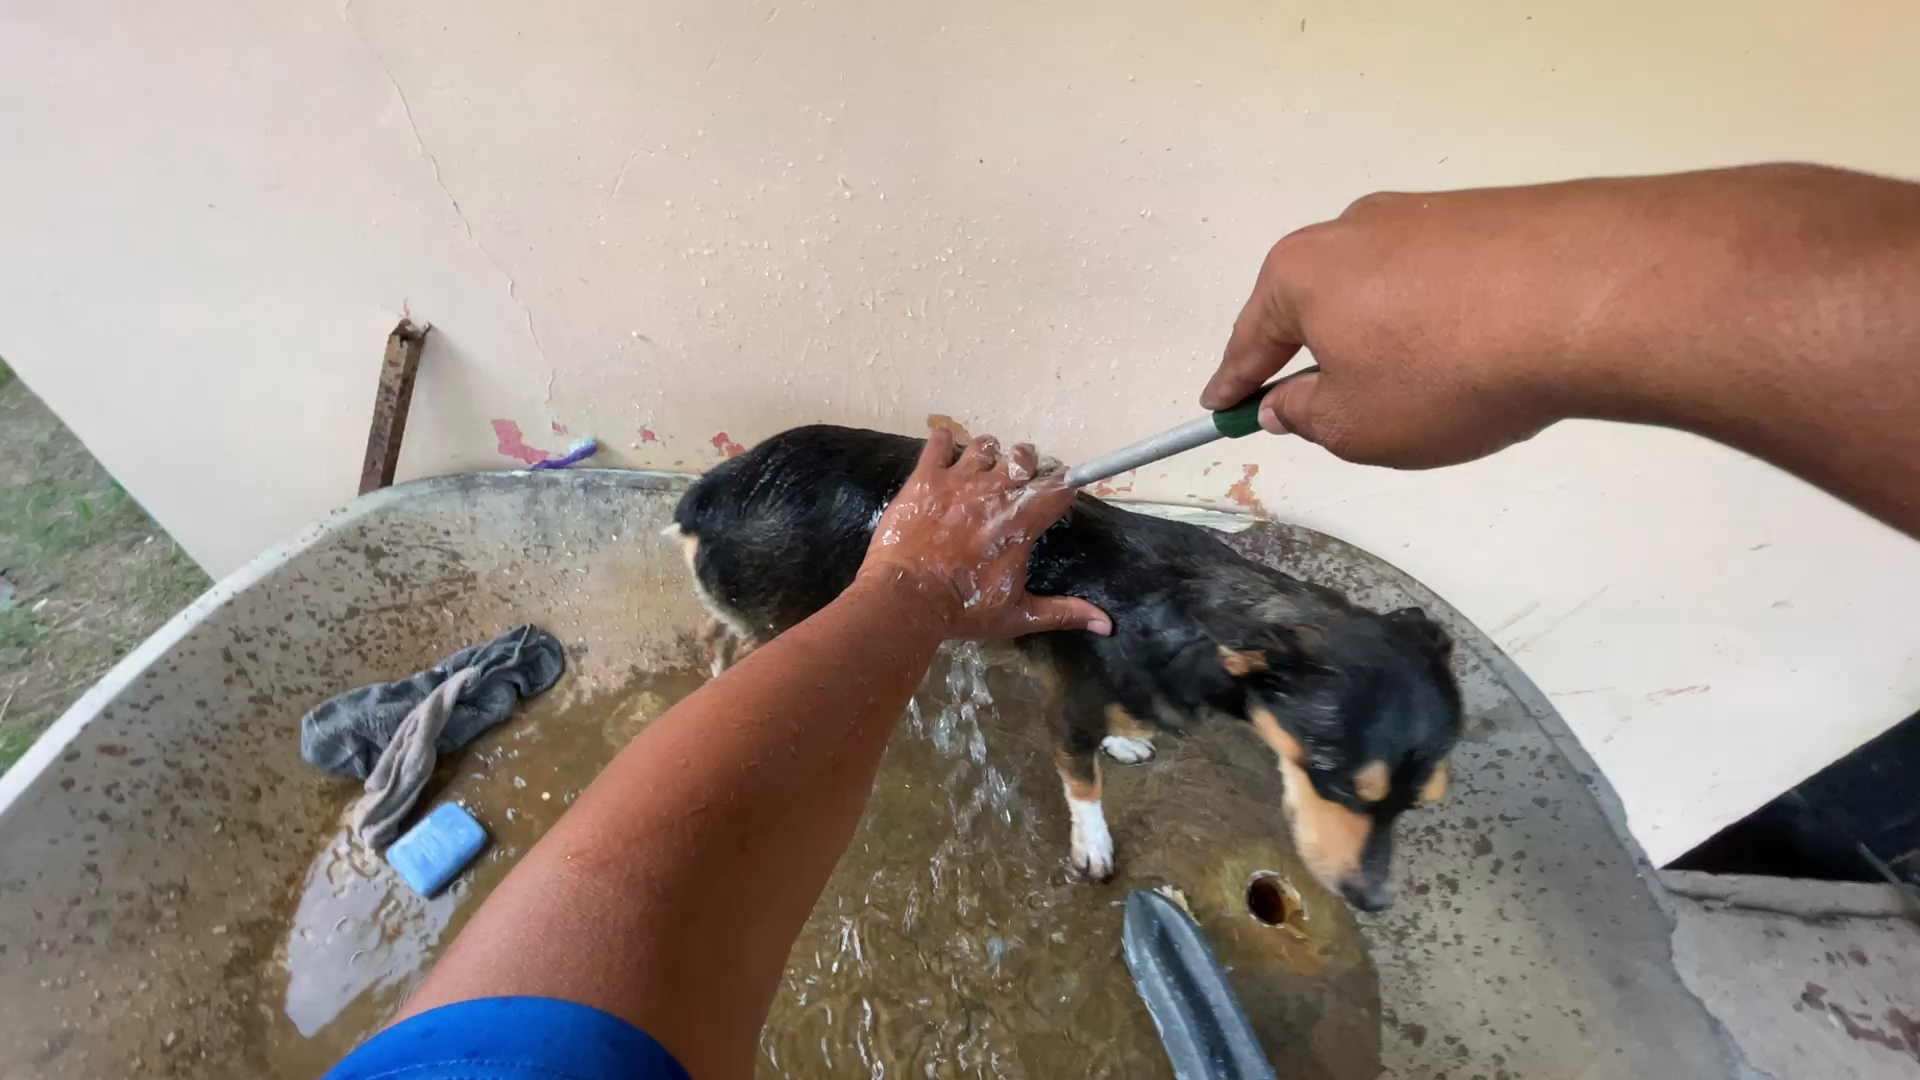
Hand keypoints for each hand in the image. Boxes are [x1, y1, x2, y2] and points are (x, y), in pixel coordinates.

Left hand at [859, 429, 1111, 638]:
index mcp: (1021, 521)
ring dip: (988, 455)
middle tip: (1016, 484)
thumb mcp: (1017, 615)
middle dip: (1027, 466)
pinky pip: (939, 442)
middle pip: (1025, 456)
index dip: (1062, 486)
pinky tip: (943, 454)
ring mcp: (958, 480)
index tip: (1057, 494)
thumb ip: (1063, 612)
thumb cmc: (963, 609)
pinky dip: (944, 443)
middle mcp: (995, 491)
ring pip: (985, 445)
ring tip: (980, 472)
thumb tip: (1107, 625)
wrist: (906, 599)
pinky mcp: (925, 477)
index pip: (1058, 487)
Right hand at [1197, 168, 1900, 467]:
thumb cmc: (1443, 373)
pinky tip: (1461, 354)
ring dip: (1371, 339)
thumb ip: (1303, 417)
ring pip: (1374, 294)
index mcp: (1300, 274)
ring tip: (1405, 387)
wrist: (1605, 296)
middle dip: (1304, 356)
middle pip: (1309, 307)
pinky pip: (1433, 282)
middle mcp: (1352, 230)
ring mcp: (1426, 215)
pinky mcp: (1492, 214)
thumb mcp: (1352, 424)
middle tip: (1305, 403)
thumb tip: (1286, 404)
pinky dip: (1429, 321)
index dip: (1231, 386)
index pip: (1248, 344)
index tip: (1216, 408)